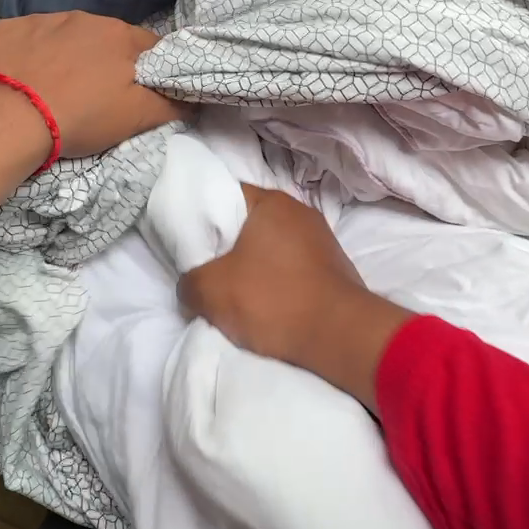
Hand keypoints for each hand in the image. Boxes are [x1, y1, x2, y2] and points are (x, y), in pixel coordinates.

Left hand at [0, 11, 190, 161]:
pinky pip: (27, 40)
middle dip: (108, 61)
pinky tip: (21, 81)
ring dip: (68, 56)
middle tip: (97, 95)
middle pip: (107, 39)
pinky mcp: (3, 29)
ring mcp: (40, 20)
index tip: (142, 92)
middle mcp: (83, 18)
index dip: (152, 71)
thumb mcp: (134, 118)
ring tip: (55, 89)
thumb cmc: (77, 117)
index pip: (152, 47)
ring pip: (67, 37)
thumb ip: (169, 105)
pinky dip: (30, 56)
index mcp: (119, 35)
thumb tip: (191, 99)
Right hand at [179, 185, 412, 409]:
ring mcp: (323, 239)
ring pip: (275, 246)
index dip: (205, 215)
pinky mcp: (336, 267)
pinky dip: (281, 281)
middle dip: (230, 245)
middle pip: (251, 222)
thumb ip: (189, 282)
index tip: (193, 241)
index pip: (227, 193)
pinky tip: (271, 304)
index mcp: (272, 202)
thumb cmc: (272, 299)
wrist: (339, 335)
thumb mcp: (211, 292)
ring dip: (257, 266)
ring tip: (239, 293)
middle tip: (210, 270)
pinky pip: (296, 267)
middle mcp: (301, 211)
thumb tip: (192, 286)